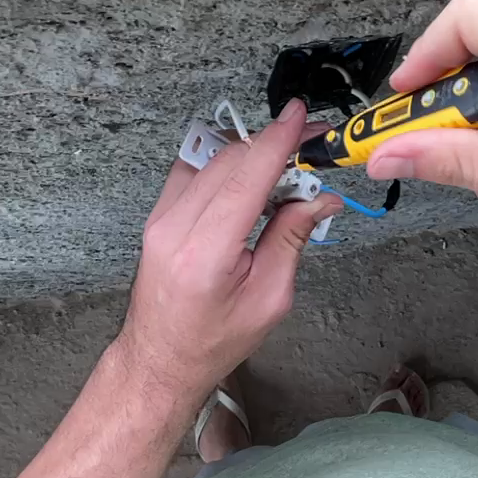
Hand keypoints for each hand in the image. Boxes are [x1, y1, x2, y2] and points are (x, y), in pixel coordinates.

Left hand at [111, 99, 342, 402]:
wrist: (160, 359)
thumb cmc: (215, 340)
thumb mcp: (269, 298)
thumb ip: (291, 239)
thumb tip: (320, 197)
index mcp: (205, 254)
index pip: (245, 178)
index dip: (277, 141)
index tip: (301, 117)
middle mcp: (174, 228)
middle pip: (228, 161)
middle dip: (272, 146)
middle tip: (309, 151)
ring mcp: (159, 219)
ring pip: (209, 159)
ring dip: (249, 154)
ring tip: (282, 169)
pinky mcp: (157, 216)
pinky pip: (192, 170)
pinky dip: (224, 165)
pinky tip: (246, 179)